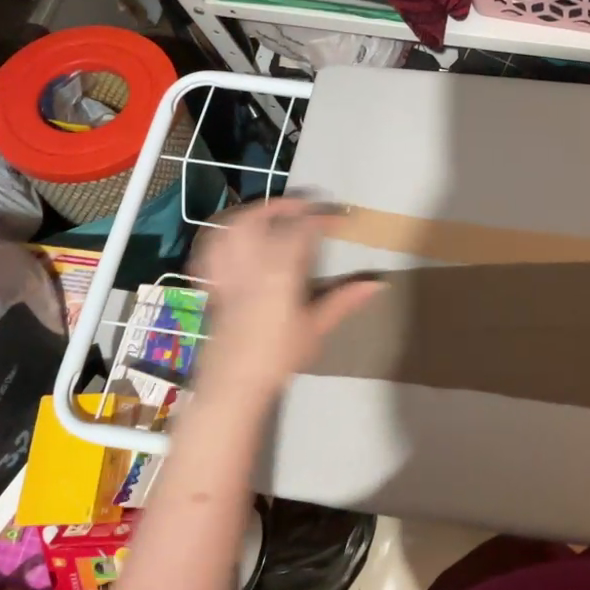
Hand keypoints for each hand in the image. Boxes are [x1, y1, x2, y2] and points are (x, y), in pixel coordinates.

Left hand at [192, 198, 383, 405]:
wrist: (233, 385)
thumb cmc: (278, 357)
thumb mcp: (316, 328)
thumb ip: (344, 300)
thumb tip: (378, 283)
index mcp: (280, 271)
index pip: (302, 228)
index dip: (323, 216)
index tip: (340, 216)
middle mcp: (250, 264)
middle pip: (261, 218)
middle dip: (284, 205)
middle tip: (305, 205)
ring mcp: (227, 272)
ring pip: (233, 227)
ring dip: (253, 213)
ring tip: (271, 213)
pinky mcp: (212, 284)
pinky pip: (210, 249)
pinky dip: (224, 234)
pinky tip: (235, 236)